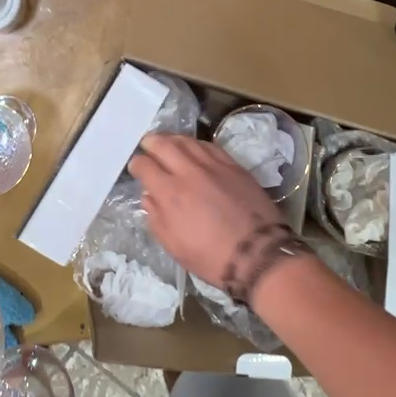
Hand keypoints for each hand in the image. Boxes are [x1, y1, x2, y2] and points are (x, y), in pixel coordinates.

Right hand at [128, 134, 284, 289]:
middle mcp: (189, 172)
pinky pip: (209, 146)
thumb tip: (148, 197)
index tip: (136, 169)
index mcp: (170, 193)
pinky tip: (194, 149)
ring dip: (173, 139)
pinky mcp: (234, 166)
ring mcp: (214, 166)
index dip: (136, 164)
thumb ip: (156, 218)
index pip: (145, 165)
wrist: (259, 255)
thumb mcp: (174, 246)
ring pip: (187, 140)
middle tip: (148, 146)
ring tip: (168, 142)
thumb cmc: (212, 257)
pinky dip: (196, 144)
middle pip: (163, 144)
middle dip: (151, 143)